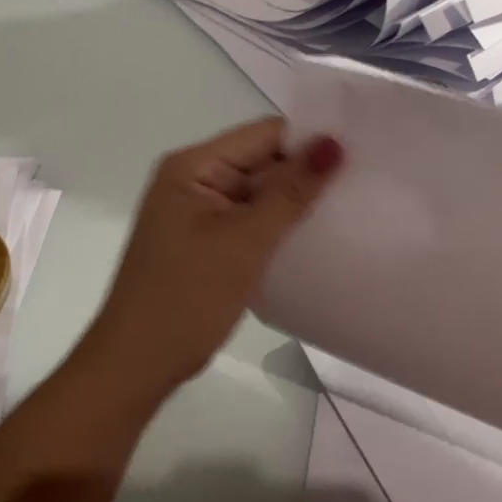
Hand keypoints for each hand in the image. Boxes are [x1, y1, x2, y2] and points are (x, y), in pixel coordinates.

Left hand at [77, 117, 342, 396]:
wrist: (136, 366)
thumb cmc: (186, 298)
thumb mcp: (246, 241)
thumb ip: (292, 190)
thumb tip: (334, 143)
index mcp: (193, 166)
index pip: (264, 135)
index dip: (310, 140)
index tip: (360, 152)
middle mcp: (193, 179)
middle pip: (262, 160)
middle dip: (307, 171)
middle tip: (365, 182)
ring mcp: (198, 212)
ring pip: (260, 192)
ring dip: (296, 200)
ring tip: (350, 206)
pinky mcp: (206, 242)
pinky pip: (251, 220)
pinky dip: (279, 225)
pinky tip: (314, 236)